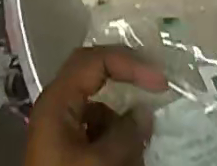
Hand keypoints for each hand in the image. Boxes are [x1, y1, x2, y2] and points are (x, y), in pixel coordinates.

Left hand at [23, 46, 166, 165]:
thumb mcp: (100, 164)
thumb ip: (125, 135)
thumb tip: (143, 114)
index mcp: (57, 100)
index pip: (94, 60)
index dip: (128, 63)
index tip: (160, 81)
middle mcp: (56, 106)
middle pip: (94, 78)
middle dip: (125, 83)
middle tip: (154, 86)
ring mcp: (60, 129)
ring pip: (98, 110)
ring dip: (122, 123)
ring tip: (141, 146)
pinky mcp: (66, 152)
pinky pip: (95, 135)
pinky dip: (114, 143)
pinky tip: (128, 161)